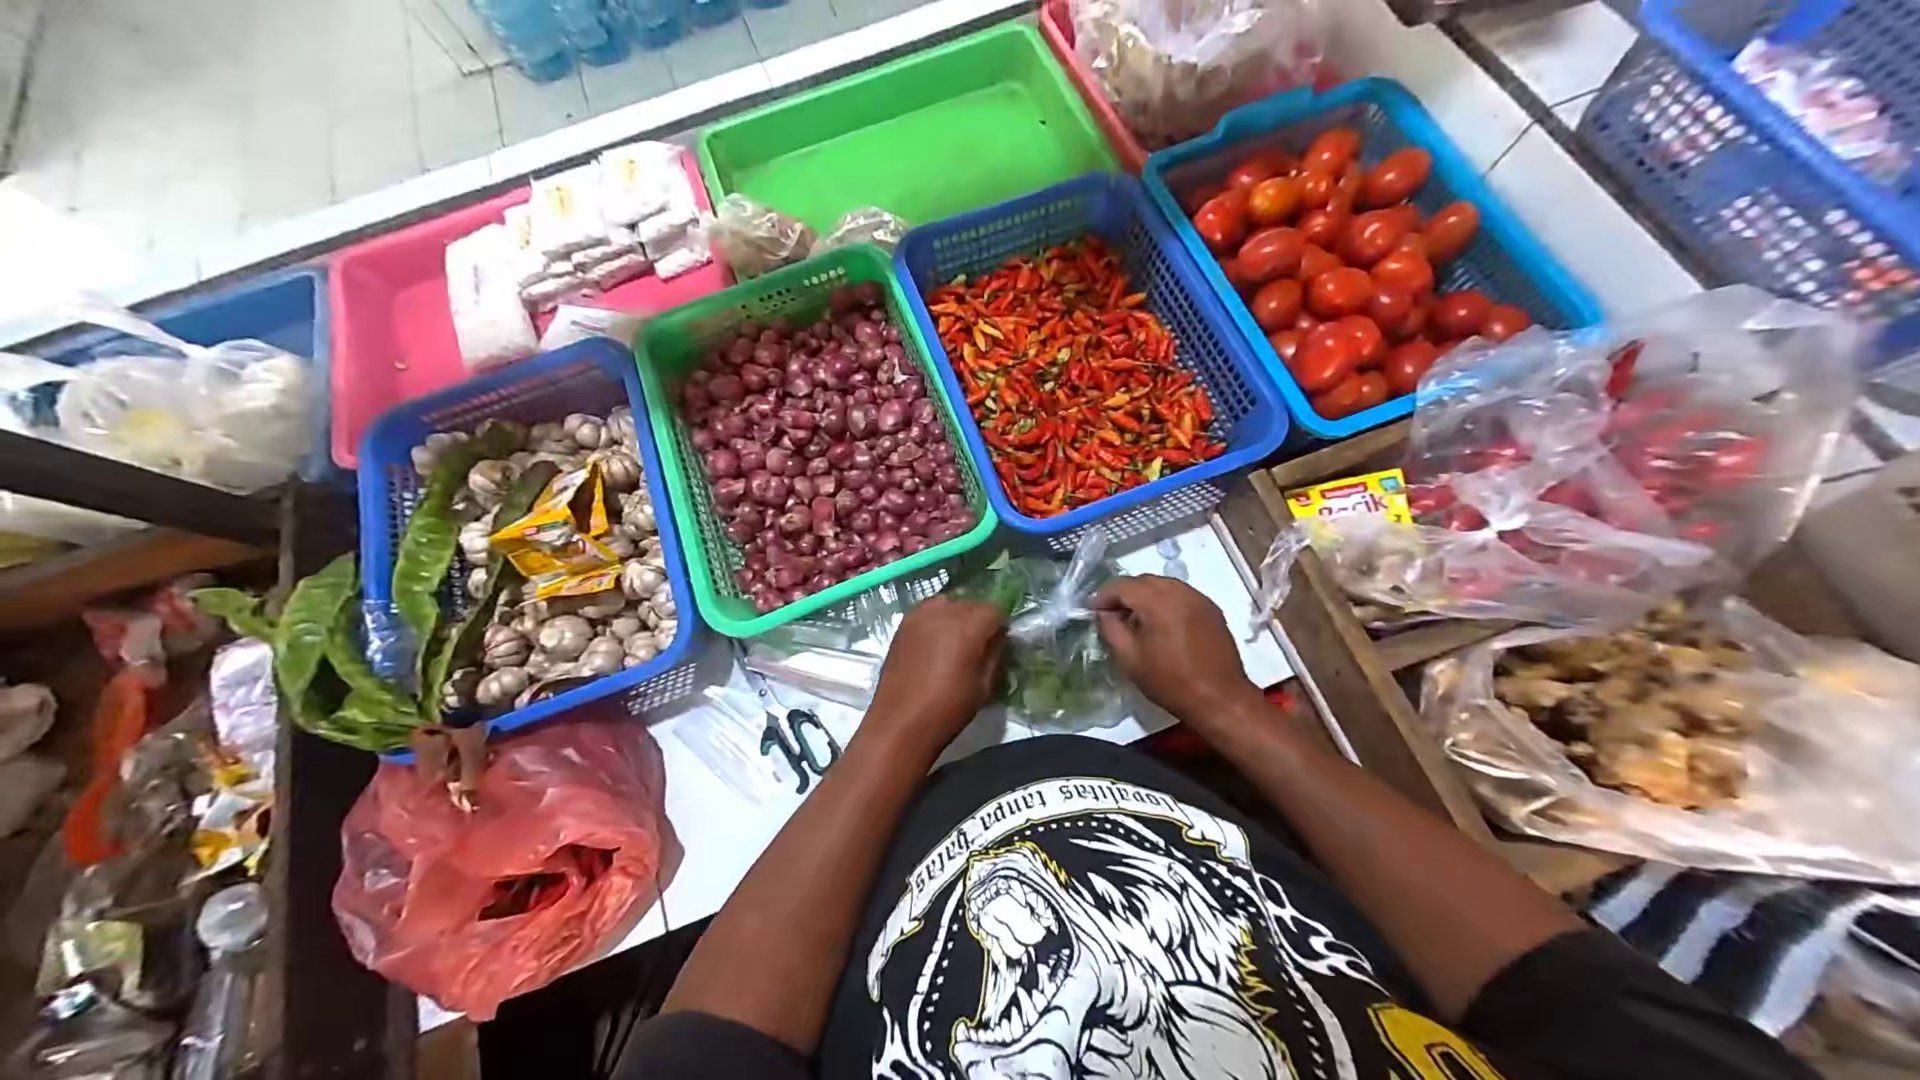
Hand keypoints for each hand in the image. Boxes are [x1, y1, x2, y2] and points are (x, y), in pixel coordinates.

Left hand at [863, 595, 1006, 758]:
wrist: (900, 722)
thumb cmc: (947, 708)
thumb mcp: (983, 685)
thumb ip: (993, 654)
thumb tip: (997, 639)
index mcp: (967, 626)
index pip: (994, 610)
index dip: (1000, 626)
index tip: (999, 643)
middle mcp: (943, 612)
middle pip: (971, 603)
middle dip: (979, 619)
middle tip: (979, 644)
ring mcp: (918, 616)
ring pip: (947, 603)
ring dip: (956, 616)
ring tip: (955, 641)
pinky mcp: (902, 625)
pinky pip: (927, 612)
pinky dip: (936, 620)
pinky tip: (935, 643)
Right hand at [1094, 575, 1266, 728]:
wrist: (1220, 699)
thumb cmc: (1171, 682)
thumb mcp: (1130, 659)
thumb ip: (1111, 629)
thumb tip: (1104, 613)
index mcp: (1159, 603)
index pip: (1124, 585)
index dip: (1104, 596)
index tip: (1093, 610)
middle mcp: (1181, 592)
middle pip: (1144, 580)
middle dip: (1124, 593)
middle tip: (1112, 614)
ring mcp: (1199, 599)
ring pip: (1164, 584)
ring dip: (1145, 595)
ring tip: (1135, 618)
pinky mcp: (1211, 609)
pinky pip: (1181, 594)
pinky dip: (1164, 600)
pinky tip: (1160, 622)